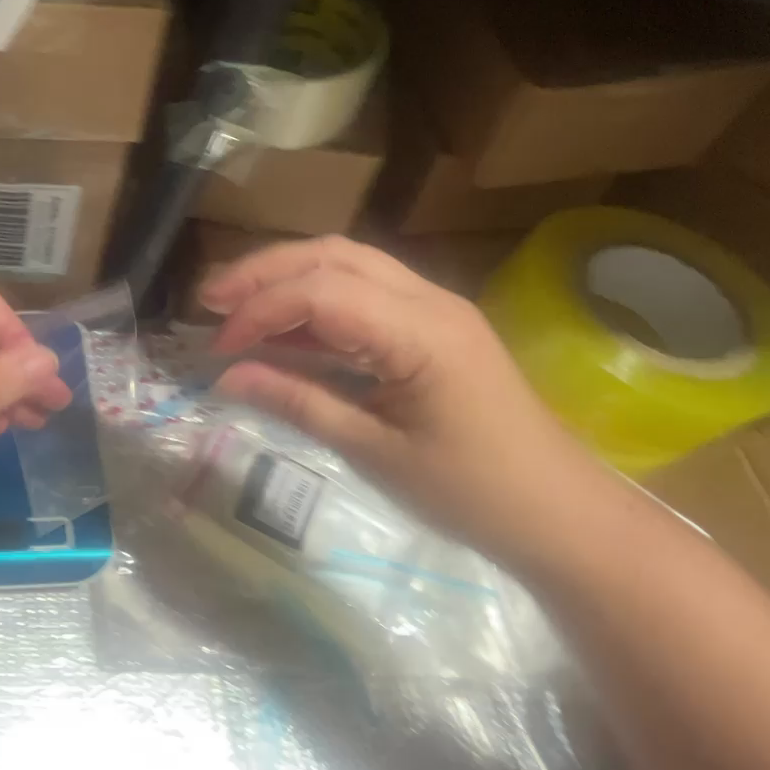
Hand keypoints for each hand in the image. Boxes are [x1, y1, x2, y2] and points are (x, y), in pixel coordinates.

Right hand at [199, 237, 624, 565]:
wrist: (560, 513)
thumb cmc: (470, 492)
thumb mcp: (373, 452)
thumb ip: (297, 403)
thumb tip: (226, 378)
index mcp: (420, 331)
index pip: (320, 292)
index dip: (259, 311)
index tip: (217, 350)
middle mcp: (430, 301)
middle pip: (333, 256)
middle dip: (264, 272)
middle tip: (209, 301)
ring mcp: (436, 310)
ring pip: (350, 265)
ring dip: (288, 278)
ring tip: (235, 306)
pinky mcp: (434, 329)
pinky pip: (366, 295)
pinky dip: (316, 302)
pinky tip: (284, 329)